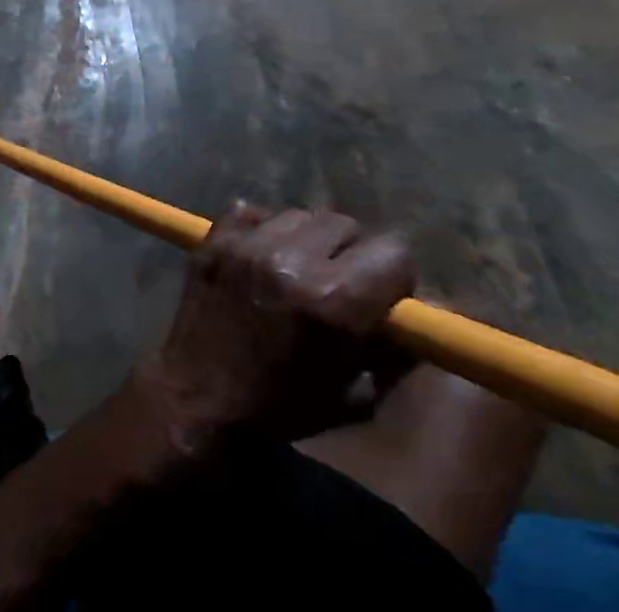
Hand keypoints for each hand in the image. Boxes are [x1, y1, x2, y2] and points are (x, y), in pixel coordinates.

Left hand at [140, 204, 412, 448]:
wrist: (199, 398)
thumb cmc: (282, 405)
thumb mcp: (357, 390)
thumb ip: (392, 344)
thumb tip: (420, 310)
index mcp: (336, 301)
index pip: (393, 252)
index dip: (394, 276)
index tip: (382, 294)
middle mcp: (292, 262)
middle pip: (344, 225)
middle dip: (351, 252)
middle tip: (337, 280)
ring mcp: (246, 247)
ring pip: (297, 216)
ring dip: (306, 239)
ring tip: (295, 268)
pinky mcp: (213, 242)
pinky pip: (249, 213)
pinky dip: (260, 229)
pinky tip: (260, 257)